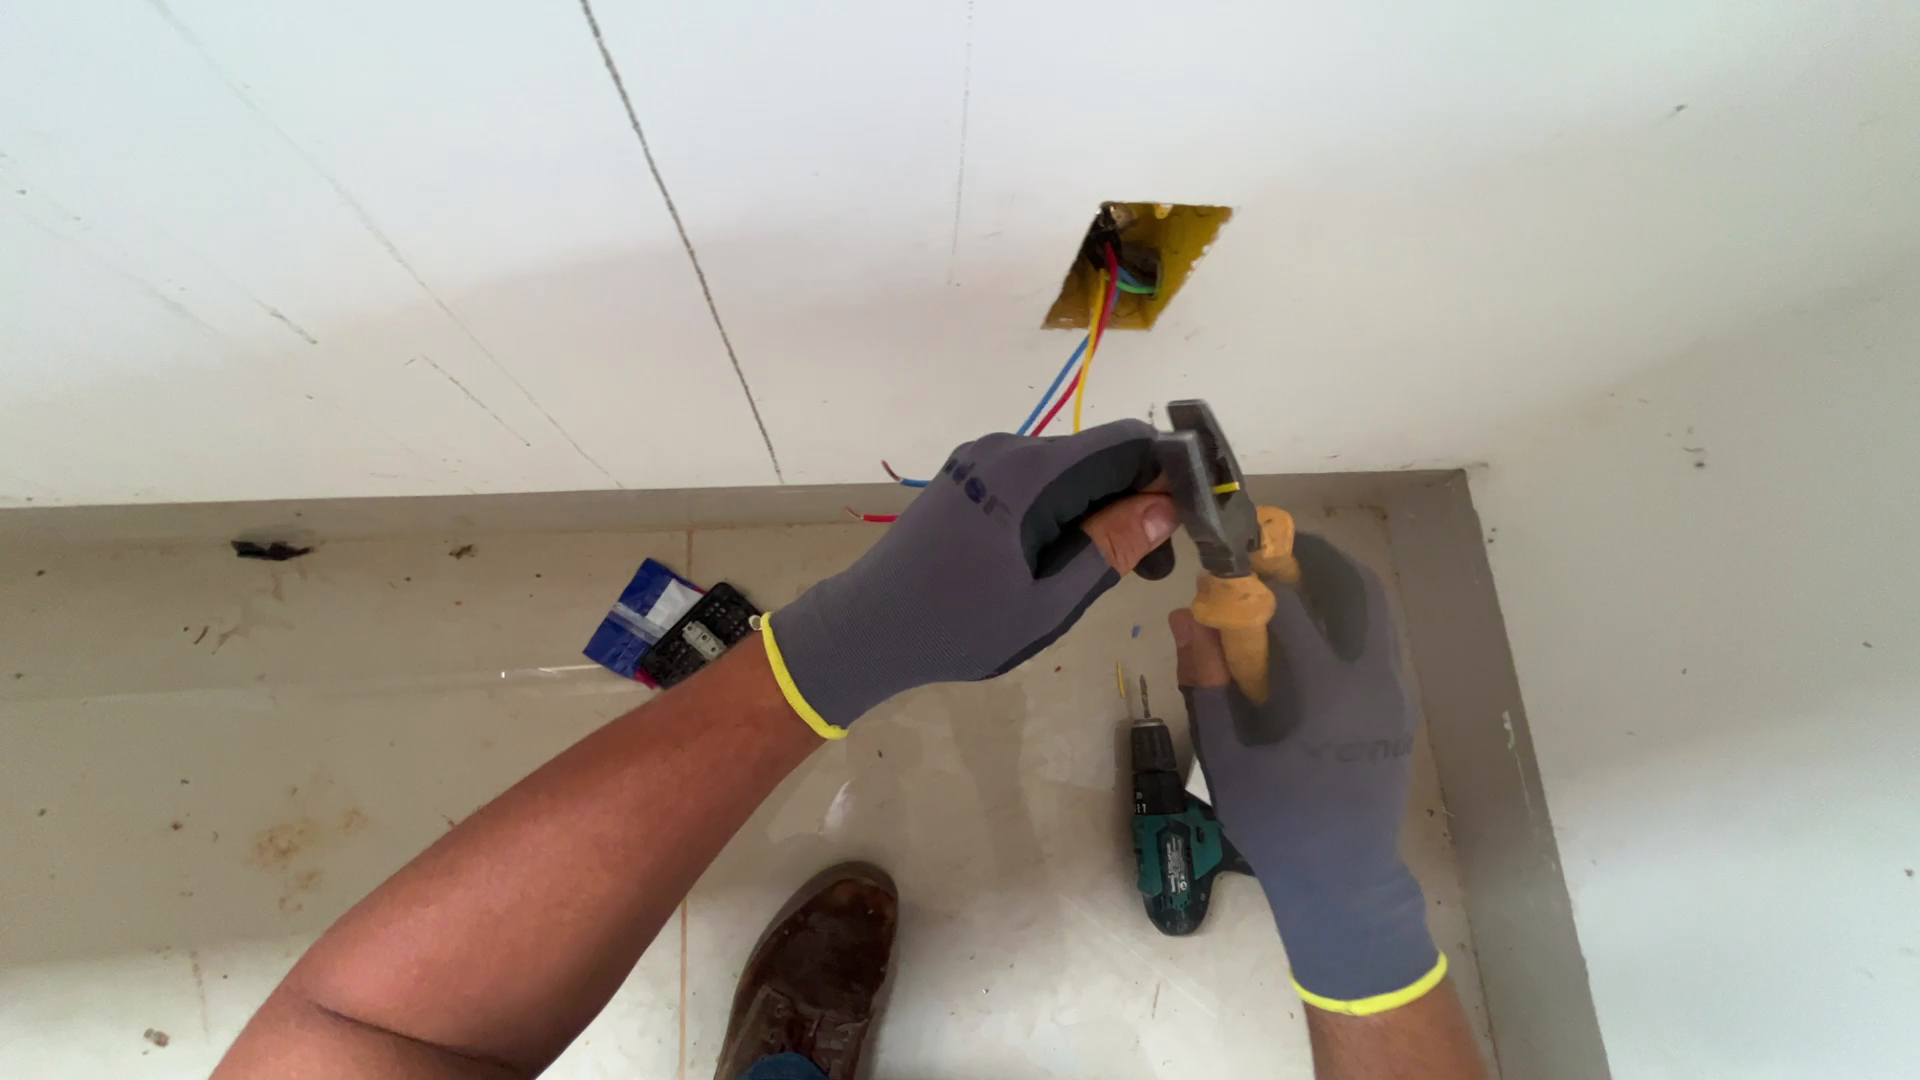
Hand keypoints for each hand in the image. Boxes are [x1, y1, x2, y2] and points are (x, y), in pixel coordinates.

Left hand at [766, 420, 1175, 735]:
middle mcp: (1005, 448)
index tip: (1178, 529)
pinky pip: (1031, 480)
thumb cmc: (958, 626)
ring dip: (1094, 511)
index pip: (1126, 442)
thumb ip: (1110, 549)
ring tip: (1093, 573)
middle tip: (1142, 570)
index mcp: (1027, 471)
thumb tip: (1166, 507)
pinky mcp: (964, 476)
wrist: (867, 627)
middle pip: (1096, 456)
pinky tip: (1053, 557)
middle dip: (1131, 503)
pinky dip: (1057, 509)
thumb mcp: (1047, 602)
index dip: (1164, 477)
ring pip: (1066, 470)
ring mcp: (979, 459)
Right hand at [1172, 533, 1443, 1015]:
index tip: (1232, 555)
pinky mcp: (1399, 710)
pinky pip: (1379, 641)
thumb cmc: (1276, 822)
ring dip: (1339, 582)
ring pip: (1378, 613)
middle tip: (1278, 544)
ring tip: (1292, 573)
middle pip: (1362, 591)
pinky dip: (1348, 616)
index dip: (1259, 575)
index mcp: (1327, 697)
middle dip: (1322, 556)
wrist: (1344, 881)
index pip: (1294, 611)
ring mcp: (1395, 696)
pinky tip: (1311, 628)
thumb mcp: (1225, 756)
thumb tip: (1185, 617)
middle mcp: (1373, 685)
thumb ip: (1204, 683)